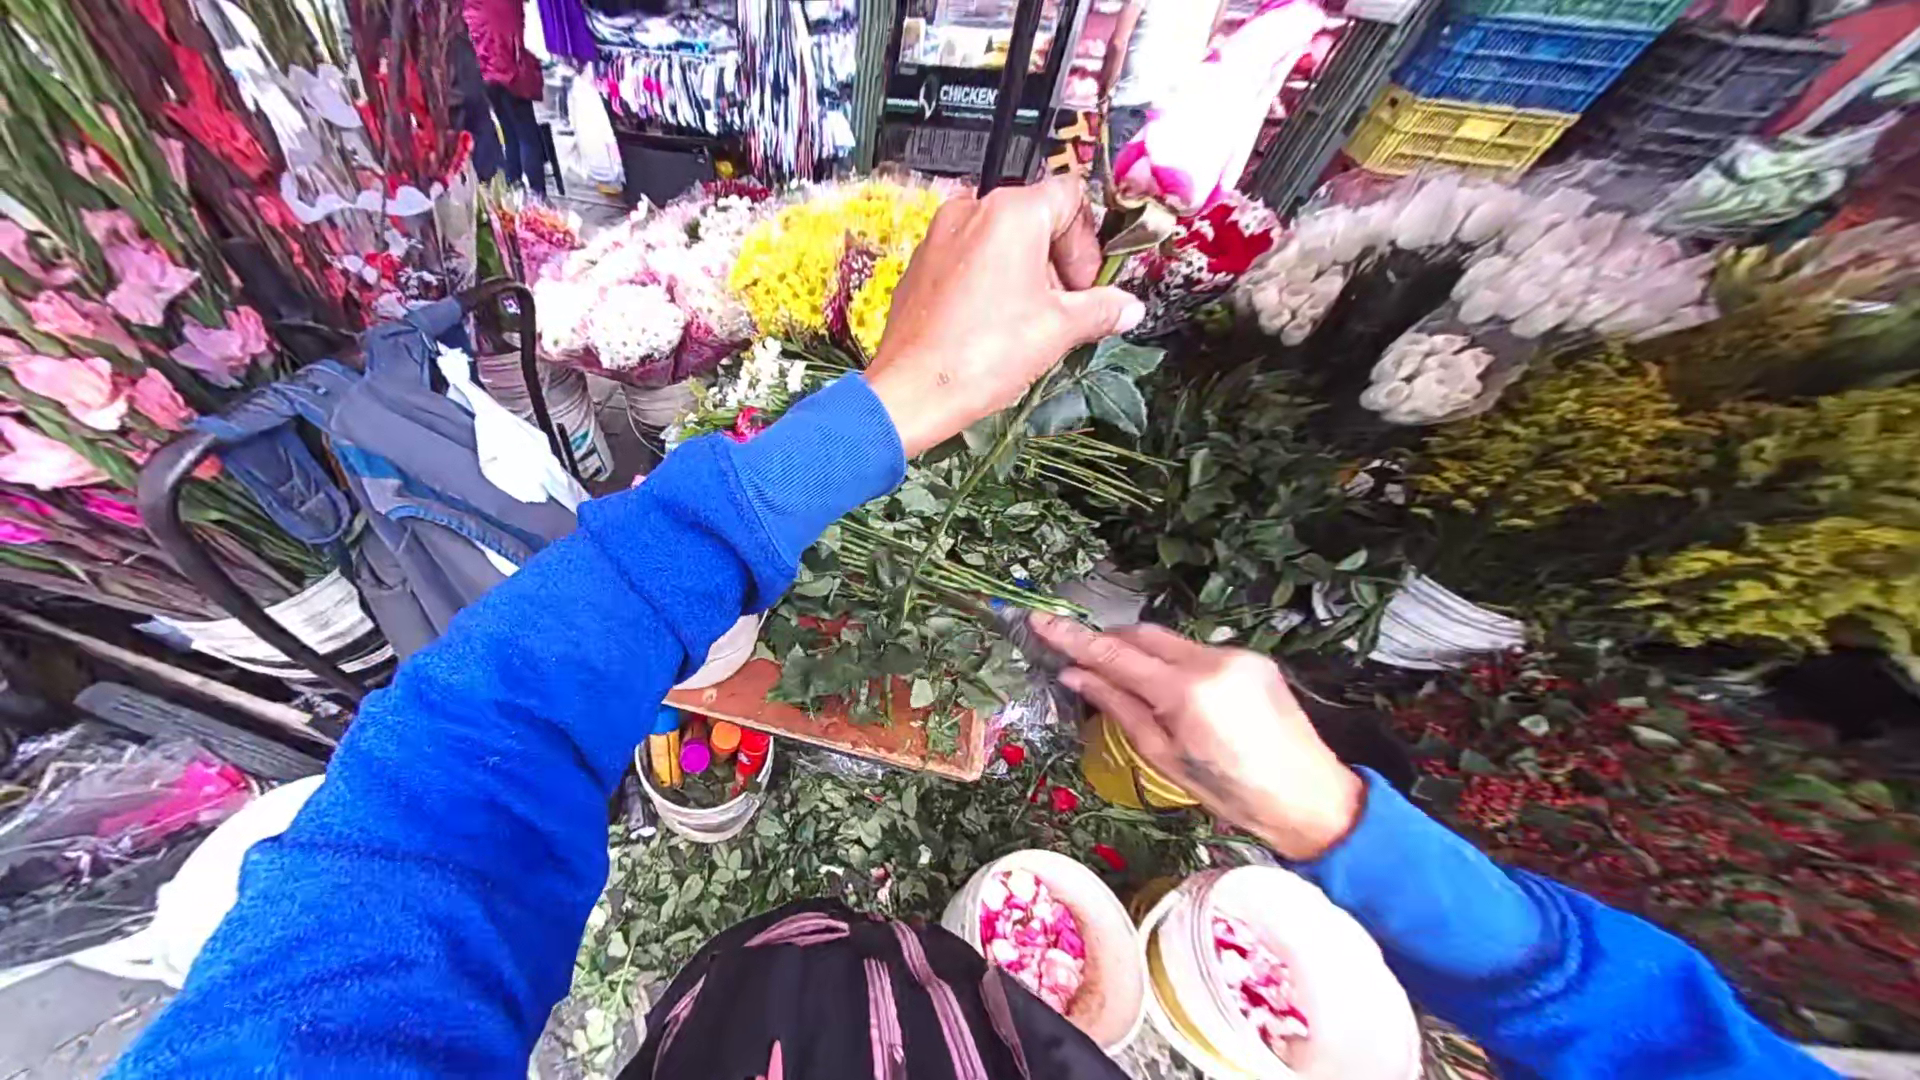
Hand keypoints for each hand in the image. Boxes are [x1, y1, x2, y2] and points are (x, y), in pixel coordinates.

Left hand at [864, 176, 1144, 456]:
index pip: (1070, 198)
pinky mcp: (920, 268)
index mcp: (1011, 212)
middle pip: (1034, 221)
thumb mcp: (1057, 330)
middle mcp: (970, 211)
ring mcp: (939, 238)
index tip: (1087, 288)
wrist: (913, 392)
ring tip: (1026, 326)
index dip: (1088, 244)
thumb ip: (1101, 310)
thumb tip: (1128, 307)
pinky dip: (988, 286)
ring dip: (1024, 277)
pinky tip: (990, 329)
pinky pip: (968, 263)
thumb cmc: (982, 355)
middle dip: (1057, 265)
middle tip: (1063, 312)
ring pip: (999, 243)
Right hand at [1030, 616, 1364, 859]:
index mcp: (1186, 692)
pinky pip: (1195, 650)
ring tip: (1131, 686)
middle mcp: (1211, 659)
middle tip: (1084, 662)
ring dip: (1142, 655)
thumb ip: (1117, 707)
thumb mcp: (1163, 756)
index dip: (1072, 637)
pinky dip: (1172, 663)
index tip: (1040, 620)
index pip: (1114, 654)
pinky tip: (1174, 693)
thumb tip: (1074, 676)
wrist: (1312, 798)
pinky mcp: (1251, 656)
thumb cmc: (1232, 793)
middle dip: (1109, 643)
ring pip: (1168, 640)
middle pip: (1141, 634)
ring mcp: (1235, 654)